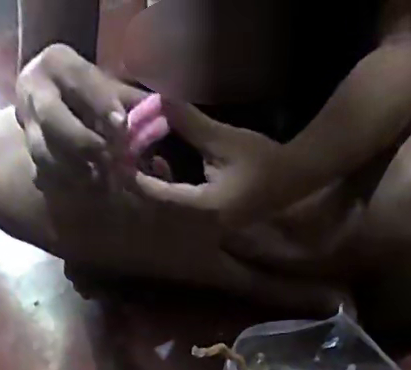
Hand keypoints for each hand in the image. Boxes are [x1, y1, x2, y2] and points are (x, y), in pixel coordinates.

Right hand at [16, 44, 146, 191]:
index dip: (101, 105)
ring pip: (44, 153)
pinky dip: (67, 186)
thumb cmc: (94, 96)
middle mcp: (33, 91)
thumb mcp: (112, 89)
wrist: (54, 101)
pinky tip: (89, 192)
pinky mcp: (28, 155)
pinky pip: (44, 176)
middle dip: (84, 143)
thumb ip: (133, 104)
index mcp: (58, 64)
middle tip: (111, 159)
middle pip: (53, 119)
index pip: (80, 82)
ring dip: (76, 171)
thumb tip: (159, 121)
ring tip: (104, 182)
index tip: (122, 127)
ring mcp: (26, 126)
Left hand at [134, 100, 298, 225]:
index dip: (136, 177)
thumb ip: (189, 123)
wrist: (291, 179)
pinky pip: (179, 211)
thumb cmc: (260, 159)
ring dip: (153, 187)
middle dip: (140, 182)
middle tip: (122, 157)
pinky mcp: (210, 224)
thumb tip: (159, 99)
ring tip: (139, 159)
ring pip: (168, 211)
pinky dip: (167, 191)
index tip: (119, 157)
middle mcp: (202, 225)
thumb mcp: (223, 139)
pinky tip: (163, 168)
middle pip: (159, 208)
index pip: (159, 197)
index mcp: (204, 208)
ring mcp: (206, 228)